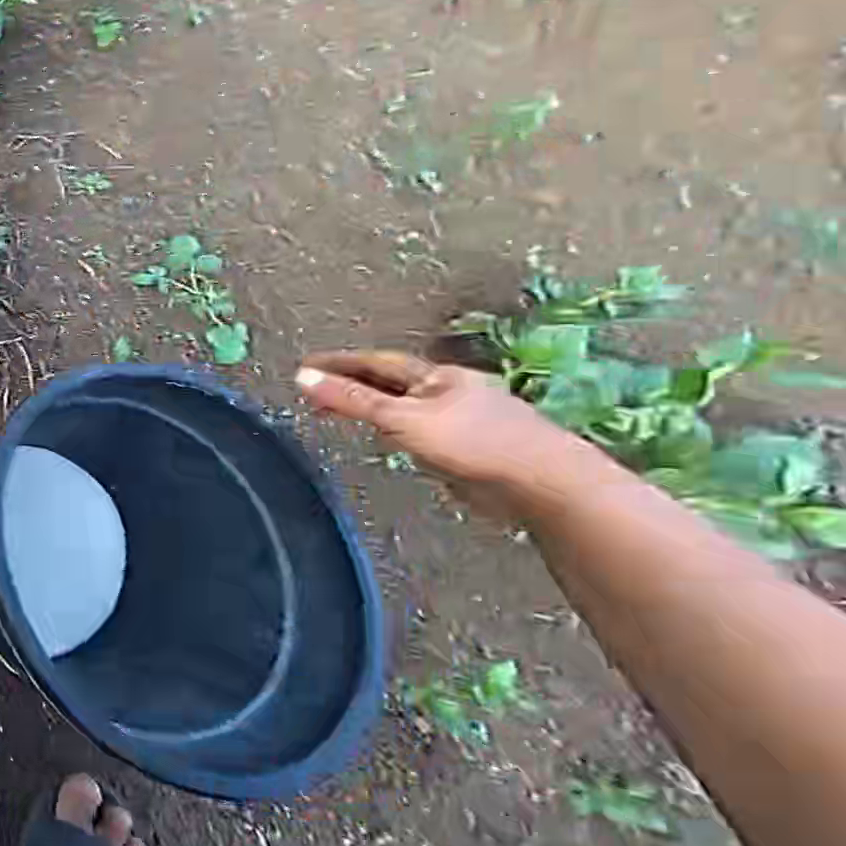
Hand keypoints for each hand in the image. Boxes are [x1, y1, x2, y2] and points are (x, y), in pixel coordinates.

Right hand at [295, 350, 604, 503]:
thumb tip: (301, 377)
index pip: (376, 362)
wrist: (544, 483)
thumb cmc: (472, 442)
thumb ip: (349, 399)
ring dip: (374, 404)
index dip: (338, 362)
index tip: (306, 365)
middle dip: (353, 381)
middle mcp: (452, 390)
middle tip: (317, 387)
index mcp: (437, 376)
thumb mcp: (399, 417)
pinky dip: (395, 427)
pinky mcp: (471, 446)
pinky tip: (390, 438)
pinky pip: (419, 428)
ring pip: (407, 404)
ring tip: (344, 409)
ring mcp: (464, 418)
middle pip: (392, 381)